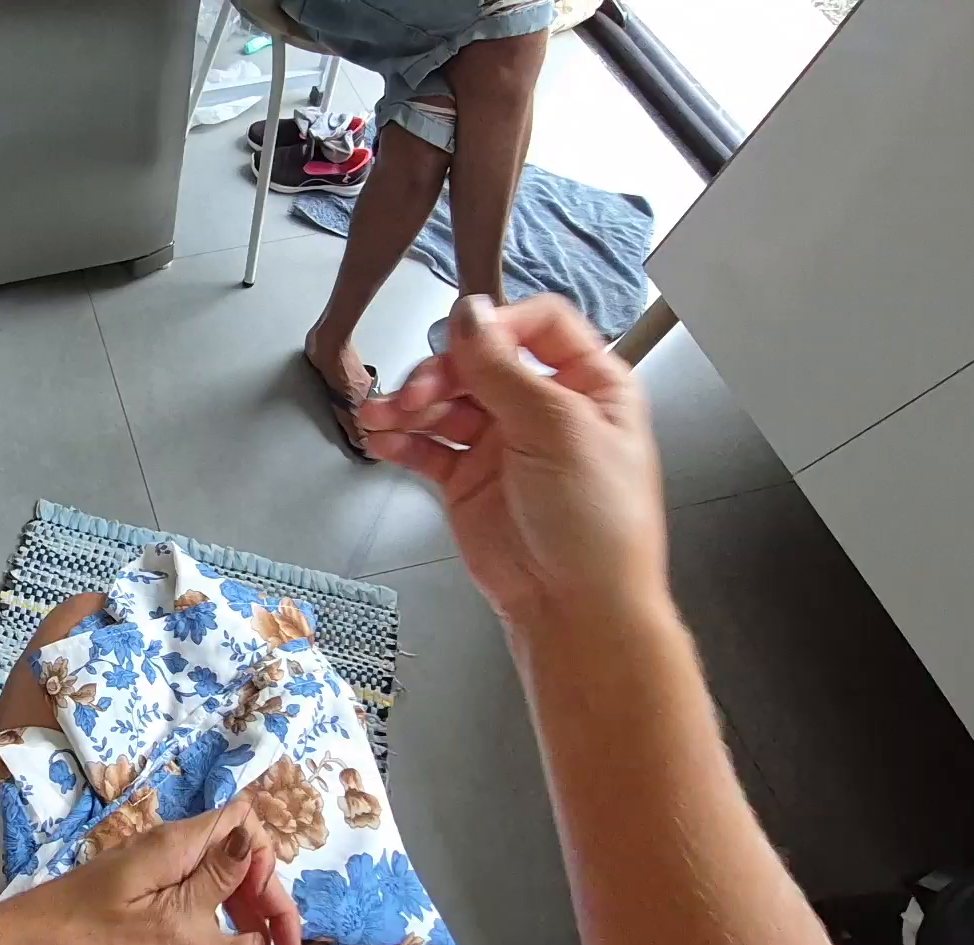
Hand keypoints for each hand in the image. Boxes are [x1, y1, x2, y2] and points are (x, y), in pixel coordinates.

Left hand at [0, 796, 304, 944]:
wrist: (30, 943)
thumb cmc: (94, 936)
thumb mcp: (164, 926)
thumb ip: (214, 892)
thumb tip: (257, 852)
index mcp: (178, 845)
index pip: (242, 825)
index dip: (265, 865)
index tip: (268, 918)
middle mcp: (174, 848)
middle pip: (238, 856)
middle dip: (269, 899)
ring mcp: (161, 869)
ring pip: (222, 879)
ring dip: (249, 917)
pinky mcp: (150, 892)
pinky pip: (198, 897)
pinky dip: (221, 924)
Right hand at [361, 294, 666, 624]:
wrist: (569, 601)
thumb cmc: (595, 522)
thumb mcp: (557, 430)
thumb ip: (504, 370)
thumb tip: (468, 314)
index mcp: (586, 384)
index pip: (536, 326)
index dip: (494, 326)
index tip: (456, 340)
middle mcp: (540, 407)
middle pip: (477, 364)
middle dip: (438, 376)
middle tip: (413, 397)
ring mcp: (499, 443)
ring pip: (443, 405)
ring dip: (407, 408)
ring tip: (378, 419)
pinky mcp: (465, 478)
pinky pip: (426, 448)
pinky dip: (401, 443)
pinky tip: (383, 443)